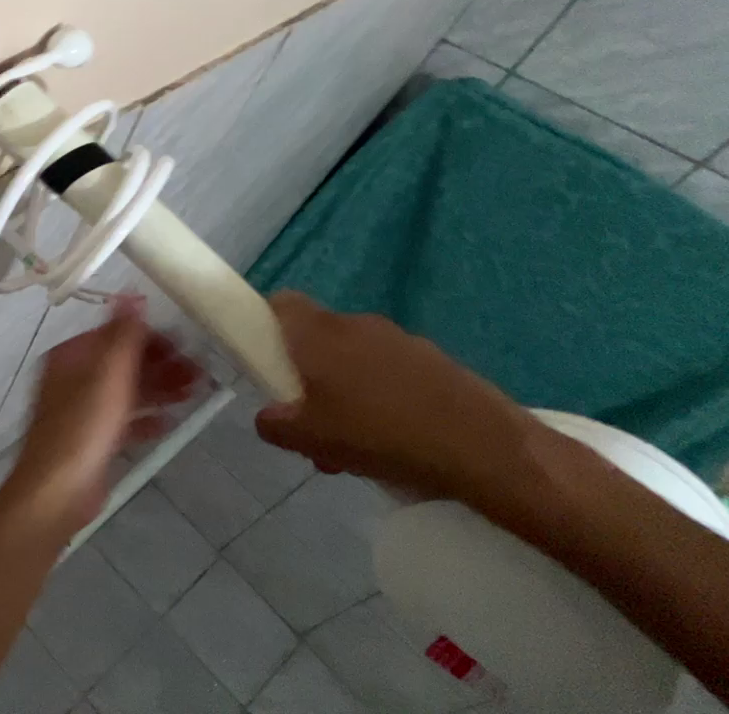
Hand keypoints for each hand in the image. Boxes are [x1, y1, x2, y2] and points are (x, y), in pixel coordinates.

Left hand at [4, 299, 202, 531]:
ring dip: (158, 388)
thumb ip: (122, 335)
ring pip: (125, 391)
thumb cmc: (82, 428)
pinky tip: (171, 421)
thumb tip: (132, 292)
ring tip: (196, 391)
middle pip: (120, 362)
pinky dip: (146, 417)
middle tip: (201, 370)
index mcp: (69, 357)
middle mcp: (71, 378)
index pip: (111, 334)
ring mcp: (80, 410)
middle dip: (159, 363)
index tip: (185, 342)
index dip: (147, 336)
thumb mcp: (107, 375)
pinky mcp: (91, 439)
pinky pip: (124, 420)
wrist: (58, 490)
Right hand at [255, 290, 533, 504]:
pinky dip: (386, 398)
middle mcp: (357, 325)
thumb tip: (269, 417)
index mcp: (318, 334)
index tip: (265, 359)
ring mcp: (403, 341)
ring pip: (356, 359)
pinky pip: (394, 373)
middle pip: (318, 337)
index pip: (280, 303)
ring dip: (347, 390)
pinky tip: (397, 441)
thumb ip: (274, 423)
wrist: (490, 452)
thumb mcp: (309, 438)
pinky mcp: (439, 363)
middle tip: (311, 418)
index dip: (265, 324)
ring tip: (356, 442)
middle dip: (308, 373)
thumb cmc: (381, 435)